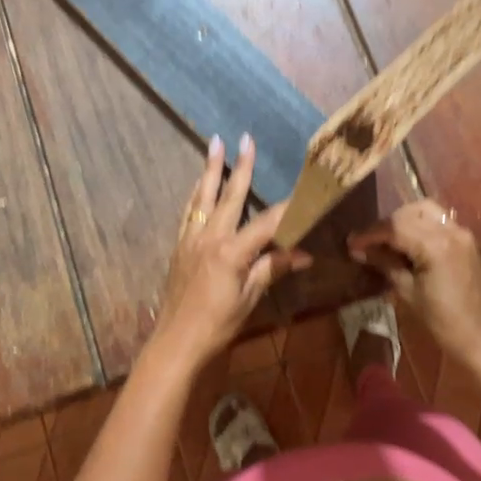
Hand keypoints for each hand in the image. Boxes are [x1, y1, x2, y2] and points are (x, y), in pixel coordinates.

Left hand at [148, 134, 311, 372]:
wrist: (176, 341)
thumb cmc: (218, 324)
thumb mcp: (250, 298)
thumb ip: (272, 269)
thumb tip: (304, 253)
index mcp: (231, 251)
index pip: (266, 222)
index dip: (288, 208)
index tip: (304, 190)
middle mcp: (209, 237)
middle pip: (229, 196)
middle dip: (240, 166)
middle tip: (244, 138)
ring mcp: (191, 239)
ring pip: (203, 197)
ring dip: (210, 170)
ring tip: (214, 145)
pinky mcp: (180, 246)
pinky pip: (189, 212)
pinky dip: (196, 195)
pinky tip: (198, 185)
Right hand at [348, 201, 480, 364]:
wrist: (480, 336)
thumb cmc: (441, 320)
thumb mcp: (407, 291)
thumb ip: (385, 263)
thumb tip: (358, 250)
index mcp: (435, 245)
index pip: (395, 227)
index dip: (370, 233)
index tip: (351, 243)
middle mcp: (450, 231)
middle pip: (409, 213)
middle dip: (387, 224)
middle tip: (369, 242)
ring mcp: (461, 233)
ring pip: (425, 210)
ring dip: (404, 219)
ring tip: (388, 239)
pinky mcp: (466, 240)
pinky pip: (438, 221)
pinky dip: (419, 224)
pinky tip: (407, 242)